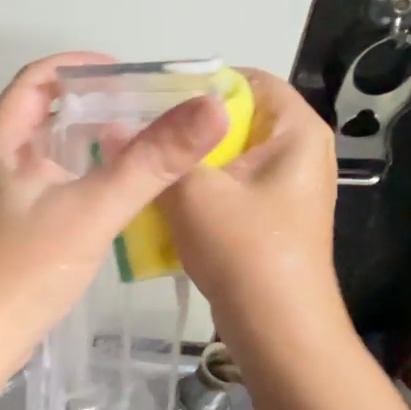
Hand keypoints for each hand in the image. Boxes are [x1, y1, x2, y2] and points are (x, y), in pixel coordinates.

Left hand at [0, 52, 227, 383]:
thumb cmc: (24, 273)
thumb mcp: (94, 212)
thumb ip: (151, 161)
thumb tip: (210, 107)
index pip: (35, 81)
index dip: (80, 68)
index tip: (124, 78)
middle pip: (31, 120)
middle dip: (82, 112)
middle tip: (132, 120)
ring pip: (28, 163)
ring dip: (70, 153)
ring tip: (117, 162)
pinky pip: (23, 198)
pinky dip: (57, 189)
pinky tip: (85, 213)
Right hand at [161, 69, 342, 323]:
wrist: (277, 328)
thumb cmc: (245, 250)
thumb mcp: (192, 195)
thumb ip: (154, 157)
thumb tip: (110, 128)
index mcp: (297, 130)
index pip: (247, 80)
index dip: (196, 86)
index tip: (148, 102)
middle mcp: (300, 153)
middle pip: (235, 123)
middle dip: (184, 132)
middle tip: (136, 138)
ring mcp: (287, 191)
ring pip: (227, 163)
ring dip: (187, 169)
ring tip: (143, 173)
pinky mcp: (271, 222)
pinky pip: (229, 194)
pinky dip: (198, 197)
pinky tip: (163, 211)